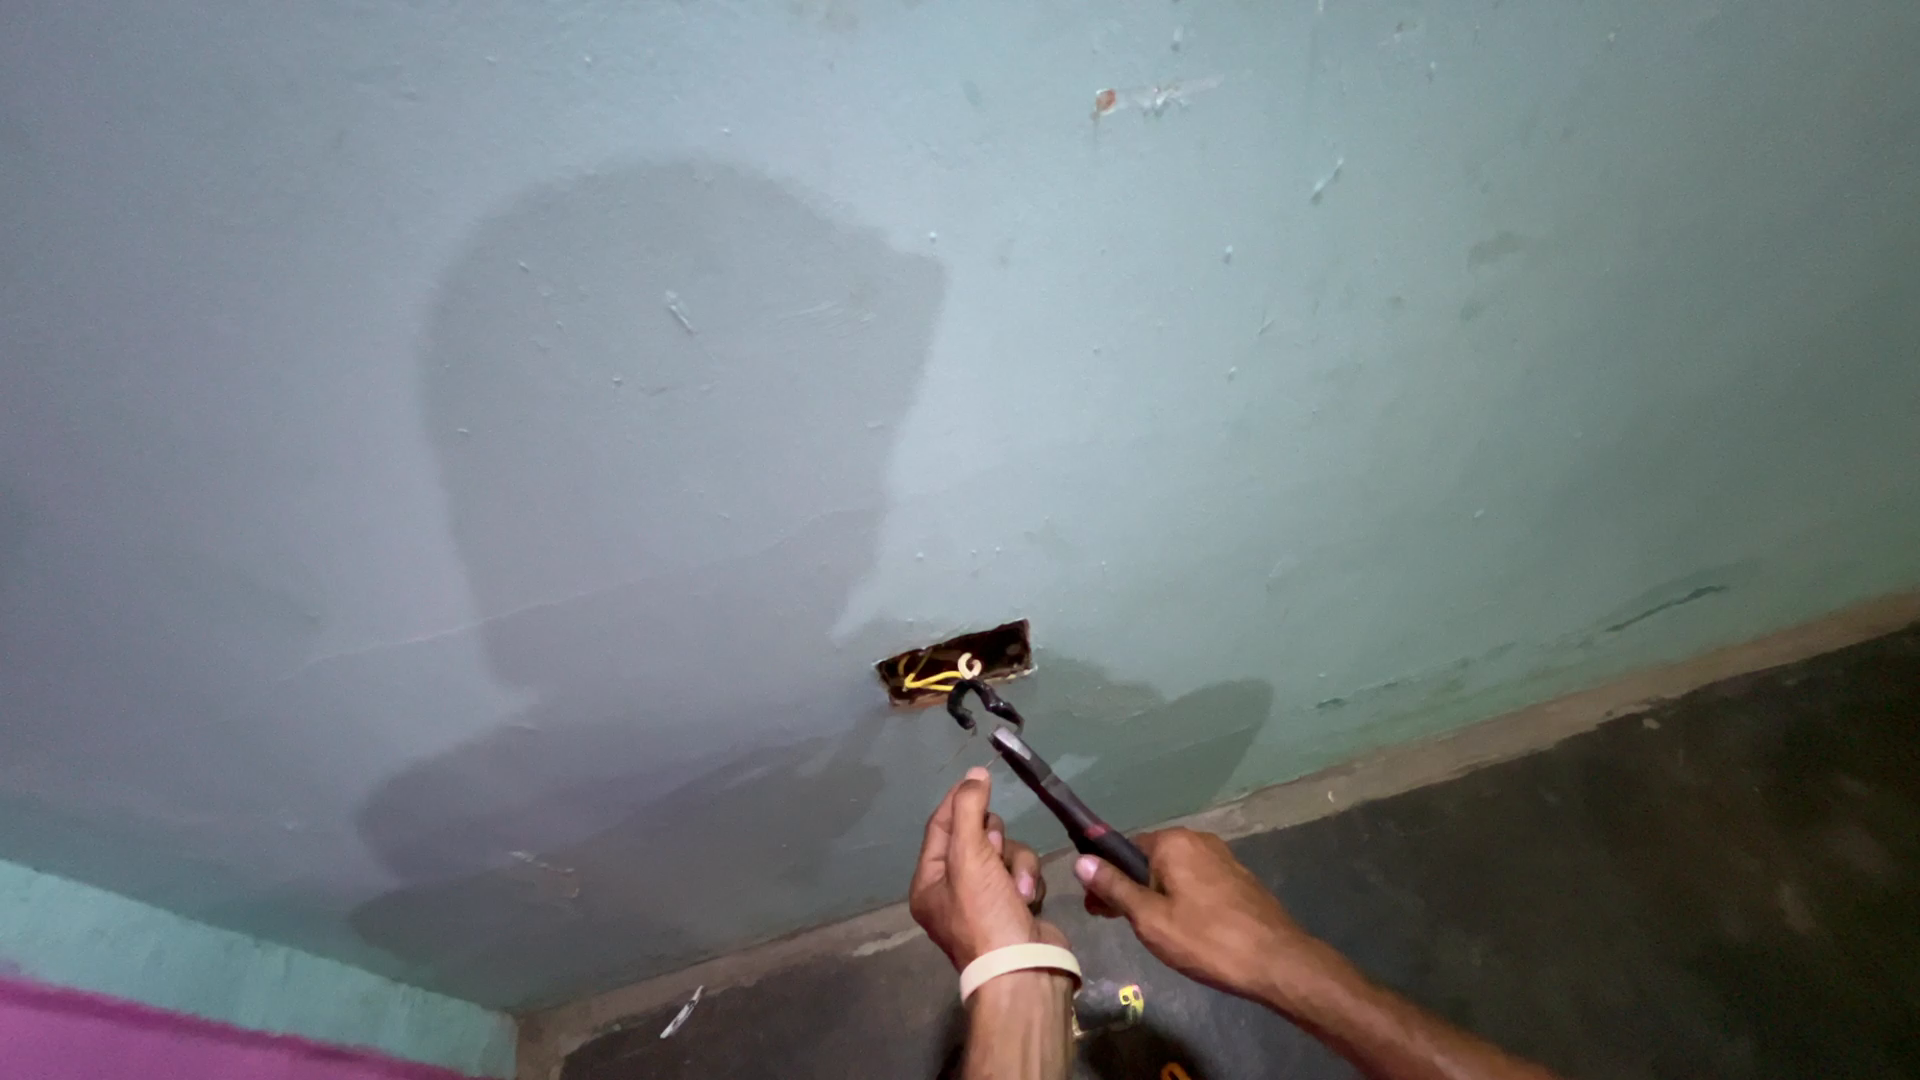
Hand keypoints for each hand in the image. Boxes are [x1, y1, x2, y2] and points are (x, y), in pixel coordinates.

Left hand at [910, 766, 1064, 969]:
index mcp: (929, 881)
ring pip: (1004, 853)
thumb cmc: (986, 914)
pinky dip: (1028, 882)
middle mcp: (954, 890)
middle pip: (976, 836)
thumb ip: (969, 809)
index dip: (958, 800)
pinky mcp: (1014, 907)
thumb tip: (974, 773)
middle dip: (993, 841)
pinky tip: (1029, 901)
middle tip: (994, 853)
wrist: (1026, 971)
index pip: (940, 825)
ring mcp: (986, 900)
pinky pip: (1021, 873)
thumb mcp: (969, 856)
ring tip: (1020, 890)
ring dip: (1016, 864)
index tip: (979, 778)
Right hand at [1075, 827, 1326, 1001]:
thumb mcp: (1150, 919)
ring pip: (1175, 872)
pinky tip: (1187, 928)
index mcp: (1171, 841)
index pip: (1124, 849)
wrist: (1279, 962)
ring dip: (1157, 894)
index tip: (1097, 906)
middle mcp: (1196, 839)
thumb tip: (1080, 860)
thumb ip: (1114, 887)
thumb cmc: (1207, 939)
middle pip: (1150, 859)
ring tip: (1154, 931)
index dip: (1107, 877)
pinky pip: (1197, 881)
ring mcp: (1221, 857)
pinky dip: (1184, 898)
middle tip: (1120, 923)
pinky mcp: (1238, 877)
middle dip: (1131, 887)